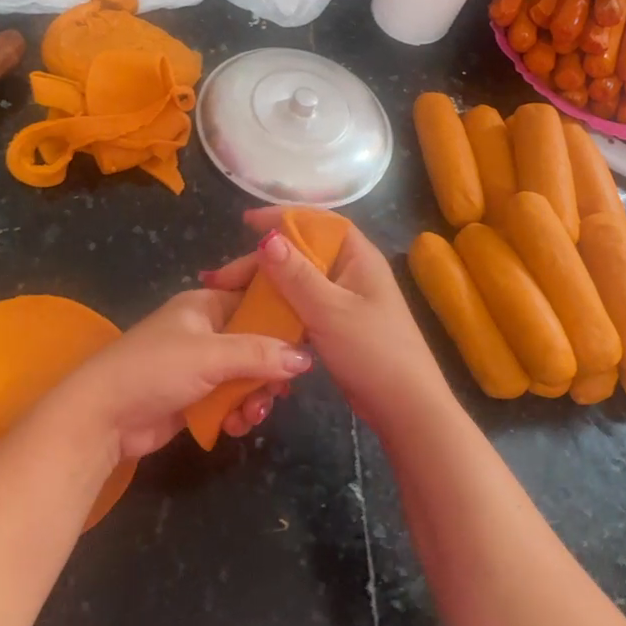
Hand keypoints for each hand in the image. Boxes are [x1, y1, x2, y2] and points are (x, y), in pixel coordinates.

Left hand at [50, 288, 310, 461]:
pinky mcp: (193, 397)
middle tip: (276, 393)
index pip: (255, 301)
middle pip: (256, 345)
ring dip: (253, 398)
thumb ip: (260, 354)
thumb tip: (306, 358)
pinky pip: (229, 400)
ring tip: (250, 415)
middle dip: (269, 372)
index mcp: (205, 304)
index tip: (308, 345)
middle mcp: (204, 330)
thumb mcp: (211, 355)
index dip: (282, 321)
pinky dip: (236, 413)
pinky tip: (234, 427)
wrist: (103, 416)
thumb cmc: (154, 370)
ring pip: (246, 377)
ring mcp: (198, 366)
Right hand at [201, 208, 451, 430]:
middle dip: (261, 261)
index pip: (317, 222)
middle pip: (301, 252)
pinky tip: (253, 317)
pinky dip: (278, 306)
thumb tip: (267, 236)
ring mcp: (346, 298)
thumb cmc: (373, 351)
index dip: (281, 218)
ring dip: (265, 285)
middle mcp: (352, 270)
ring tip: (228, 296)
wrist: (405, 407)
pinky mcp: (338, 324)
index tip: (245, 222)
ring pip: (298, 280)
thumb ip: (296, 274)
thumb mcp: (329, 310)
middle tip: (220, 279)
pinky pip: (302, 304)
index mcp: (358, 256)